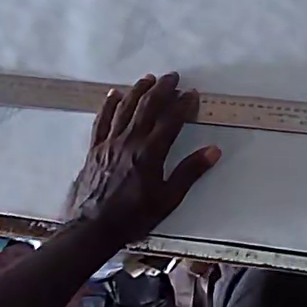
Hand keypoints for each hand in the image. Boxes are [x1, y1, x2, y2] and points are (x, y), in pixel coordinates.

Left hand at [65, 72, 220, 246]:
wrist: (93, 229)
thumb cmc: (133, 216)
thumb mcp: (168, 199)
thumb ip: (190, 172)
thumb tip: (213, 151)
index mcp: (150, 153)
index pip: (171, 120)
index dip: (183, 104)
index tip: (192, 93)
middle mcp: (130, 141)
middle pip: (148, 106)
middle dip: (162, 88)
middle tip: (173, 77)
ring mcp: (110, 142)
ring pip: (125, 108)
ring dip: (138, 90)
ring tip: (149, 79)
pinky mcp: (95, 148)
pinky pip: (102, 120)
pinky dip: (109, 105)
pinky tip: (114, 94)